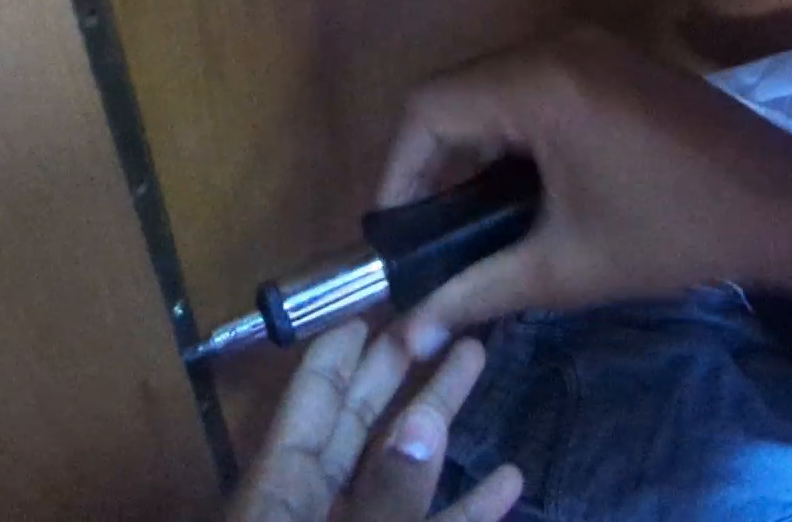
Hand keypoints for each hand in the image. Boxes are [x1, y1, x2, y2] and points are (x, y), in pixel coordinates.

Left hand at [227, 319, 522, 521]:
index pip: (312, 391)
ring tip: (478, 356)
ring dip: (441, 414)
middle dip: (402, 360)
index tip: (377, 291)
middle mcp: (317, 501)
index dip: (340, 339)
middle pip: (363, 414)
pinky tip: (510, 479)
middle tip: (439, 309)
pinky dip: (470, 507)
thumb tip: (426, 423)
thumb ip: (383, 498)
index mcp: (281, 486)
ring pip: (403, 464)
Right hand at [378, 27, 791, 358]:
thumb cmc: (675, 233)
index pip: (427, 109)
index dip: (398, 169)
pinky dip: (509, 127)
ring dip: (470, 143)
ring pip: (491, 86)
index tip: (393, 229)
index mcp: (536, 85)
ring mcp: (584, 45)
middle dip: (432, 160)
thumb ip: (478, 290)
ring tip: (466, 211)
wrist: (789, 203)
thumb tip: (411, 330)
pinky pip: (530, 83)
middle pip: (456, 92)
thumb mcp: (567, 267)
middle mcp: (551, 47)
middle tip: (427, 226)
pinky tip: (518, 179)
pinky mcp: (607, 57)